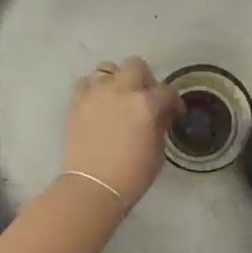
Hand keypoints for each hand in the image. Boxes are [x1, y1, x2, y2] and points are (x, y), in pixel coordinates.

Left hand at [64, 57, 182, 205]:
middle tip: (145, 97)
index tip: (175, 112)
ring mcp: (96, 94)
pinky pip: (86, 83)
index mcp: (145, 104)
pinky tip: (98, 104)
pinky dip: (94, 89)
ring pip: (107, 68)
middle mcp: (121, 90)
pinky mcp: (76, 103)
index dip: (174, 101)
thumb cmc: (132, 175)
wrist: (94, 187)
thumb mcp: (157, 152)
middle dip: (145, 79)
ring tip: (118, 98)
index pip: (166, 92)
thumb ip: (160, 126)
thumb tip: (160, 114)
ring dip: (117, 80)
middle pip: (136, 66)